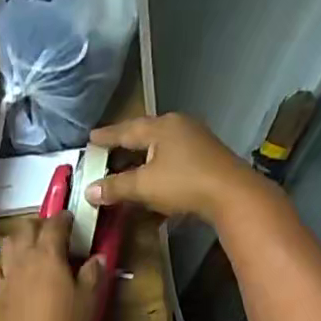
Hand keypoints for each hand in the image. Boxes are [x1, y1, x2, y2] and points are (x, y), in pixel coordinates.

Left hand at [0, 211, 102, 320]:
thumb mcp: (87, 299)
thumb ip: (93, 274)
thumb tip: (98, 257)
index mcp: (48, 253)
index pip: (54, 223)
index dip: (64, 217)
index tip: (72, 220)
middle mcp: (24, 256)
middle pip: (26, 227)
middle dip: (39, 224)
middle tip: (52, 233)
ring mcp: (8, 273)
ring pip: (7, 242)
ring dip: (19, 239)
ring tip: (31, 248)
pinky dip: (3, 265)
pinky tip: (12, 272)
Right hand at [86, 112, 269, 221]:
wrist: (231, 194)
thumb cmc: (183, 183)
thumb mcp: (144, 186)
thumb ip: (116, 187)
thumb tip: (89, 191)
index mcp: (161, 126)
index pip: (126, 130)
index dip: (107, 136)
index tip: (90, 138)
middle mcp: (178, 126)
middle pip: (145, 133)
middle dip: (125, 143)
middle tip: (107, 149)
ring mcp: (195, 140)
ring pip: (160, 145)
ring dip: (142, 156)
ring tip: (127, 163)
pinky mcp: (206, 156)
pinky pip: (173, 157)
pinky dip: (158, 165)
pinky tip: (153, 175)